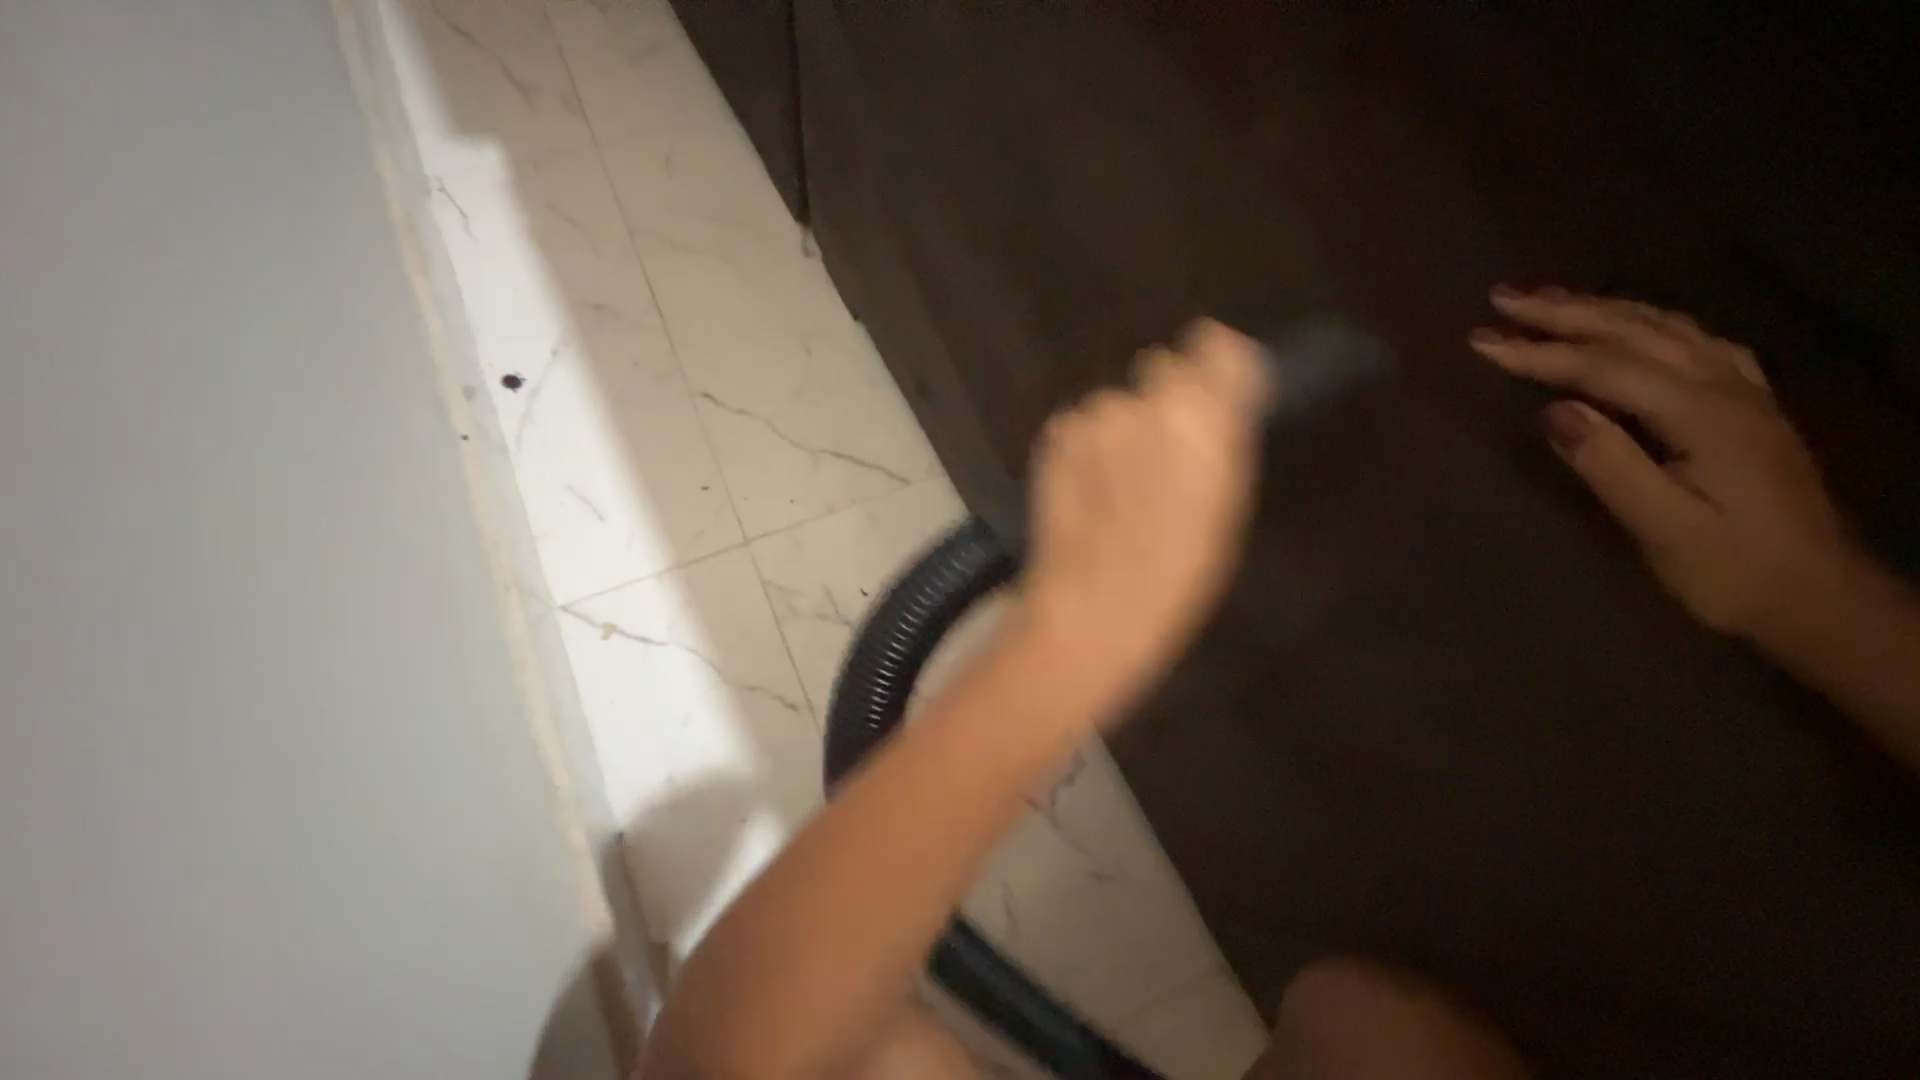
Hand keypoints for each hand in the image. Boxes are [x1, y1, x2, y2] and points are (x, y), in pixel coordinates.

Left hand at [1019, 319, 1272, 722]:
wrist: (1092, 605)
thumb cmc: (1178, 571)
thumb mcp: (1227, 505)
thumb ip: (1225, 437)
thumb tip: (1222, 394)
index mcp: (1204, 415)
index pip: (1218, 346)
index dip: (1216, 362)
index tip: (1214, 385)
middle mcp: (1147, 400)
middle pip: (1163, 367)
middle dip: (1167, 396)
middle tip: (1163, 448)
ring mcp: (1093, 416)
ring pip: (1118, 402)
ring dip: (1122, 427)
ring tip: (1118, 482)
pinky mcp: (1054, 435)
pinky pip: (1081, 425)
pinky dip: (1086, 446)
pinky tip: (1086, 490)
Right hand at [1471, 286, 1860, 638]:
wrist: (1821, 599)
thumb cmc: (1732, 572)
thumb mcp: (1662, 528)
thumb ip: (1609, 464)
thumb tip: (1553, 411)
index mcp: (1704, 416)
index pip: (1605, 369)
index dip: (1540, 353)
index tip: (1481, 340)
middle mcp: (1727, 390)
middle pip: (1637, 333)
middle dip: (1565, 312)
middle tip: (1504, 297)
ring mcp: (1745, 395)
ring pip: (1668, 329)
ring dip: (1604, 309)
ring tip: (1551, 300)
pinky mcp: (1749, 409)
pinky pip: (1694, 344)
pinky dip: (1650, 324)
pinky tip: (1633, 325)